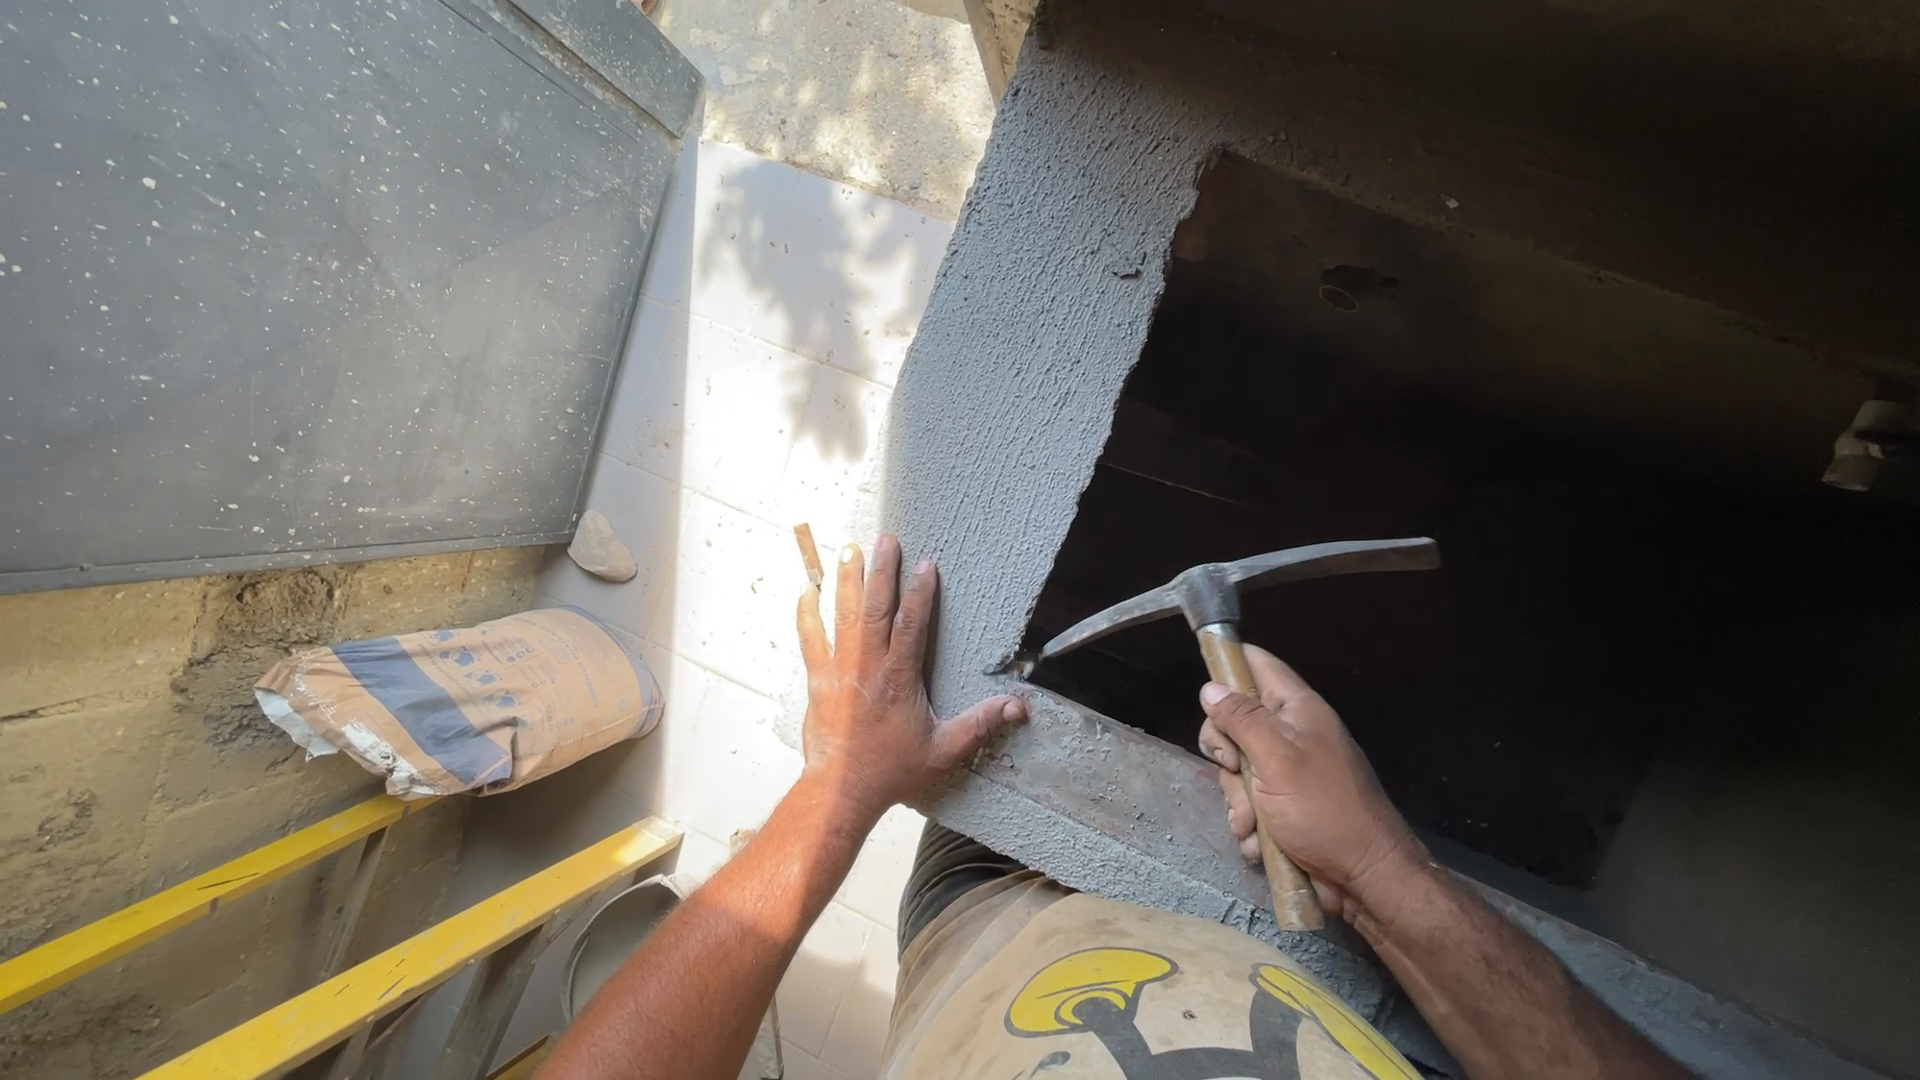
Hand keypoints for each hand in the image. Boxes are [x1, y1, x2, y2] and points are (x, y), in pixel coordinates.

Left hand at [796, 534, 1026, 823]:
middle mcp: (867, 666)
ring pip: (842, 615)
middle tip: (886, 540)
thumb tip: (1019, 708)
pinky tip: (807, 590)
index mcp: (899, 678)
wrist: (840, 790)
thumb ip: (981, 724)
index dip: (920, 593)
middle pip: (874, 608)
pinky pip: (810, 638)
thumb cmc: (892, 770)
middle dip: (881, 571)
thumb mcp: (944, 749)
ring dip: (846, 580)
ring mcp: (839, 670)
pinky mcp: (818, 679)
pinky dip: (808, 613)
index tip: (926, 563)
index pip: (911, 625)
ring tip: (850, 549)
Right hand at [1197, 645, 1425, 920]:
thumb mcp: (1276, 758)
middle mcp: (1291, 733)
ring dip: (1237, 798)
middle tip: (1235, 768)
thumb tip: (1210, 687)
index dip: (1229, 664)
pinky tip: (1260, 840)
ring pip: (1236, 766)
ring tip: (1254, 823)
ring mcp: (1287, 770)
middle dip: (1225, 752)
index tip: (1204, 687)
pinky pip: (1248, 800)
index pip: (1257, 664)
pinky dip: (1250, 822)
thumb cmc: (1324, 810)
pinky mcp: (1283, 804)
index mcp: (1297, 709)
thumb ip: (1241, 719)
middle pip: (1234, 720)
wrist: (1366, 879)